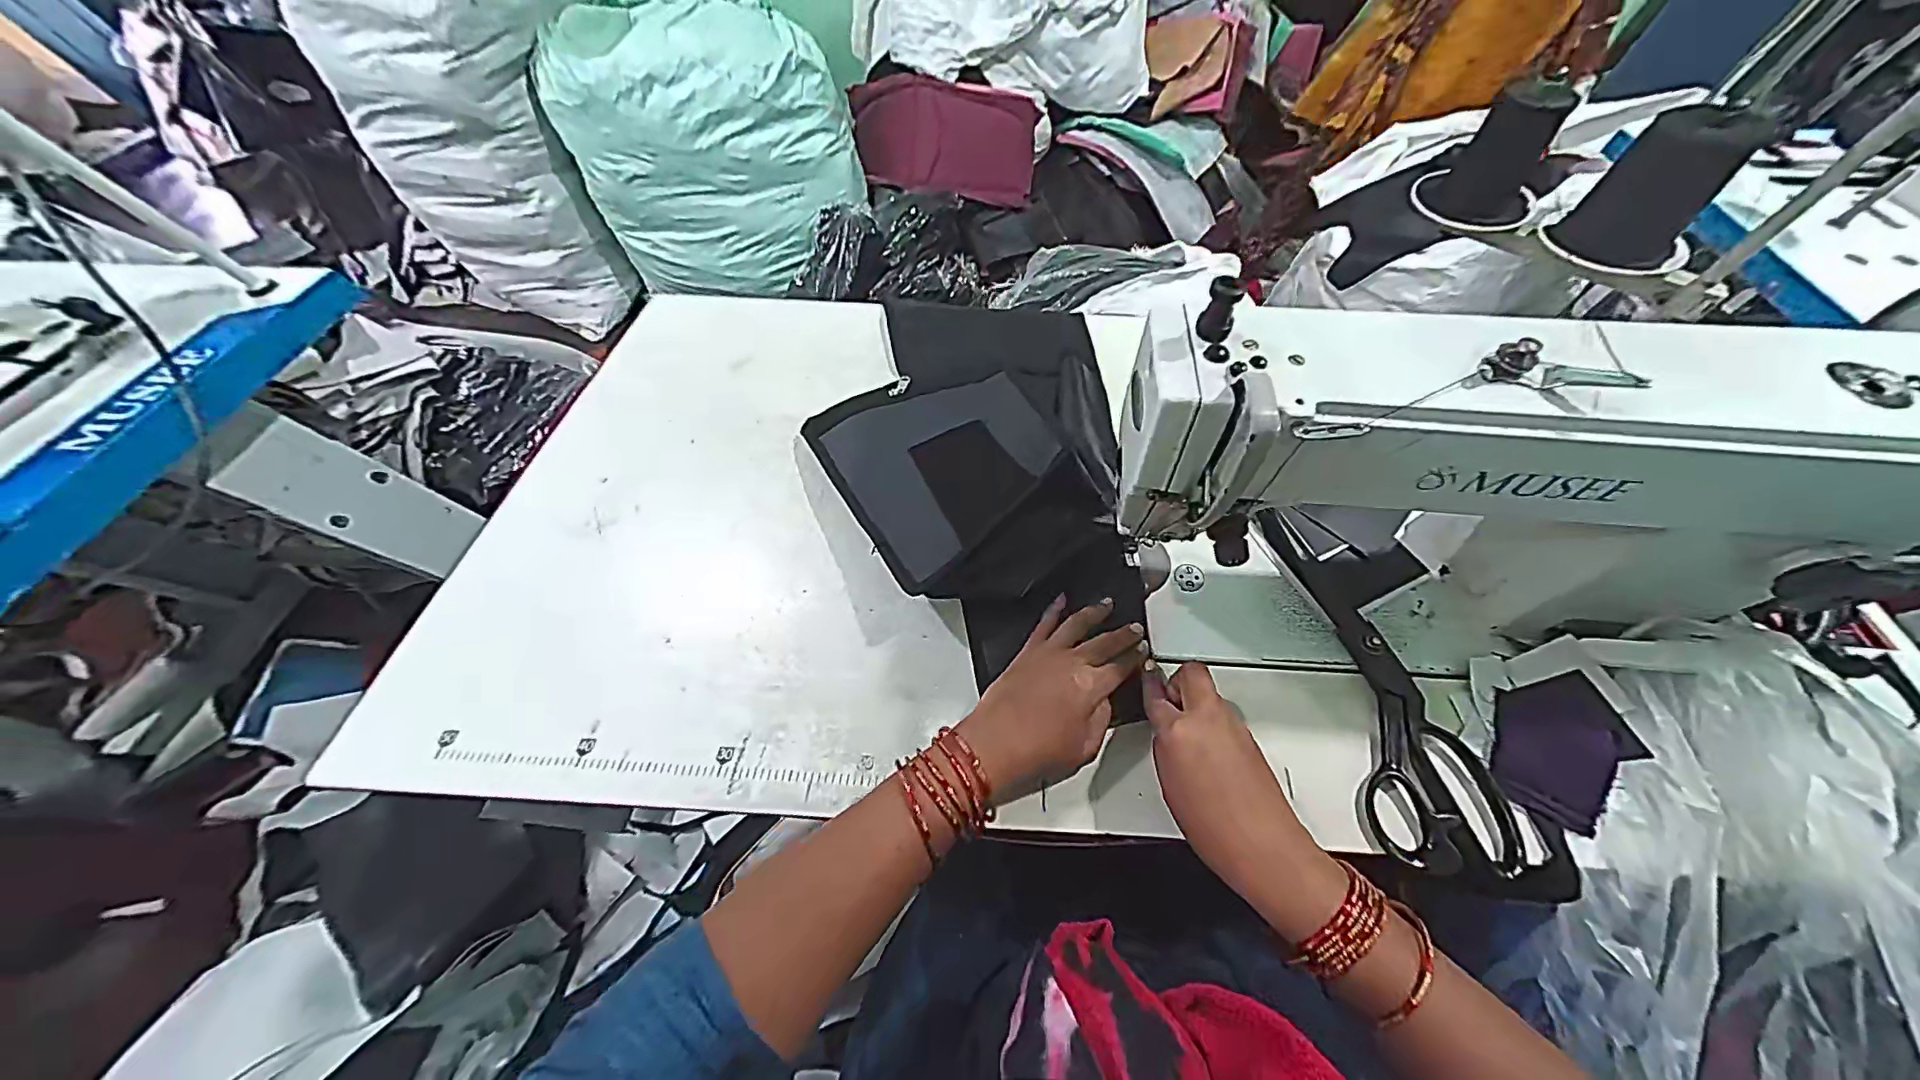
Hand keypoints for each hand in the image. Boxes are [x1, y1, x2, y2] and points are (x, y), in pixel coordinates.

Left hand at [956, 597, 1146, 800]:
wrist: (996, 743)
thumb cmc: (1035, 749)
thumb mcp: (1085, 746)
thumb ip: (1101, 719)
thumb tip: (1104, 704)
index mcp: (1092, 687)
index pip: (1122, 666)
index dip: (1135, 657)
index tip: (1142, 651)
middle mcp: (1072, 664)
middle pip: (1106, 641)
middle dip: (1124, 633)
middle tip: (1134, 628)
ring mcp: (1048, 654)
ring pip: (1077, 623)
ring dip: (1095, 612)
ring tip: (1106, 604)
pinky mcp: (1027, 652)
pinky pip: (1044, 623)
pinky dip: (1054, 609)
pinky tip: (1061, 600)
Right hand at [1145, 662, 1326, 897]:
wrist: (1263, 846)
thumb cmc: (1217, 829)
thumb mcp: (1169, 785)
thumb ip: (1164, 748)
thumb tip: (1164, 734)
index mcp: (1179, 732)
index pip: (1157, 694)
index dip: (1149, 686)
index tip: (1147, 682)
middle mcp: (1209, 720)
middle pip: (1191, 673)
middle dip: (1177, 680)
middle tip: (1169, 695)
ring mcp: (1233, 726)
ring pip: (1211, 693)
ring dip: (1197, 701)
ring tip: (1188, 728)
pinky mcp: (1250, 738)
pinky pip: (1225, 715)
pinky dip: (1214, 722)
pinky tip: (1207, 748)